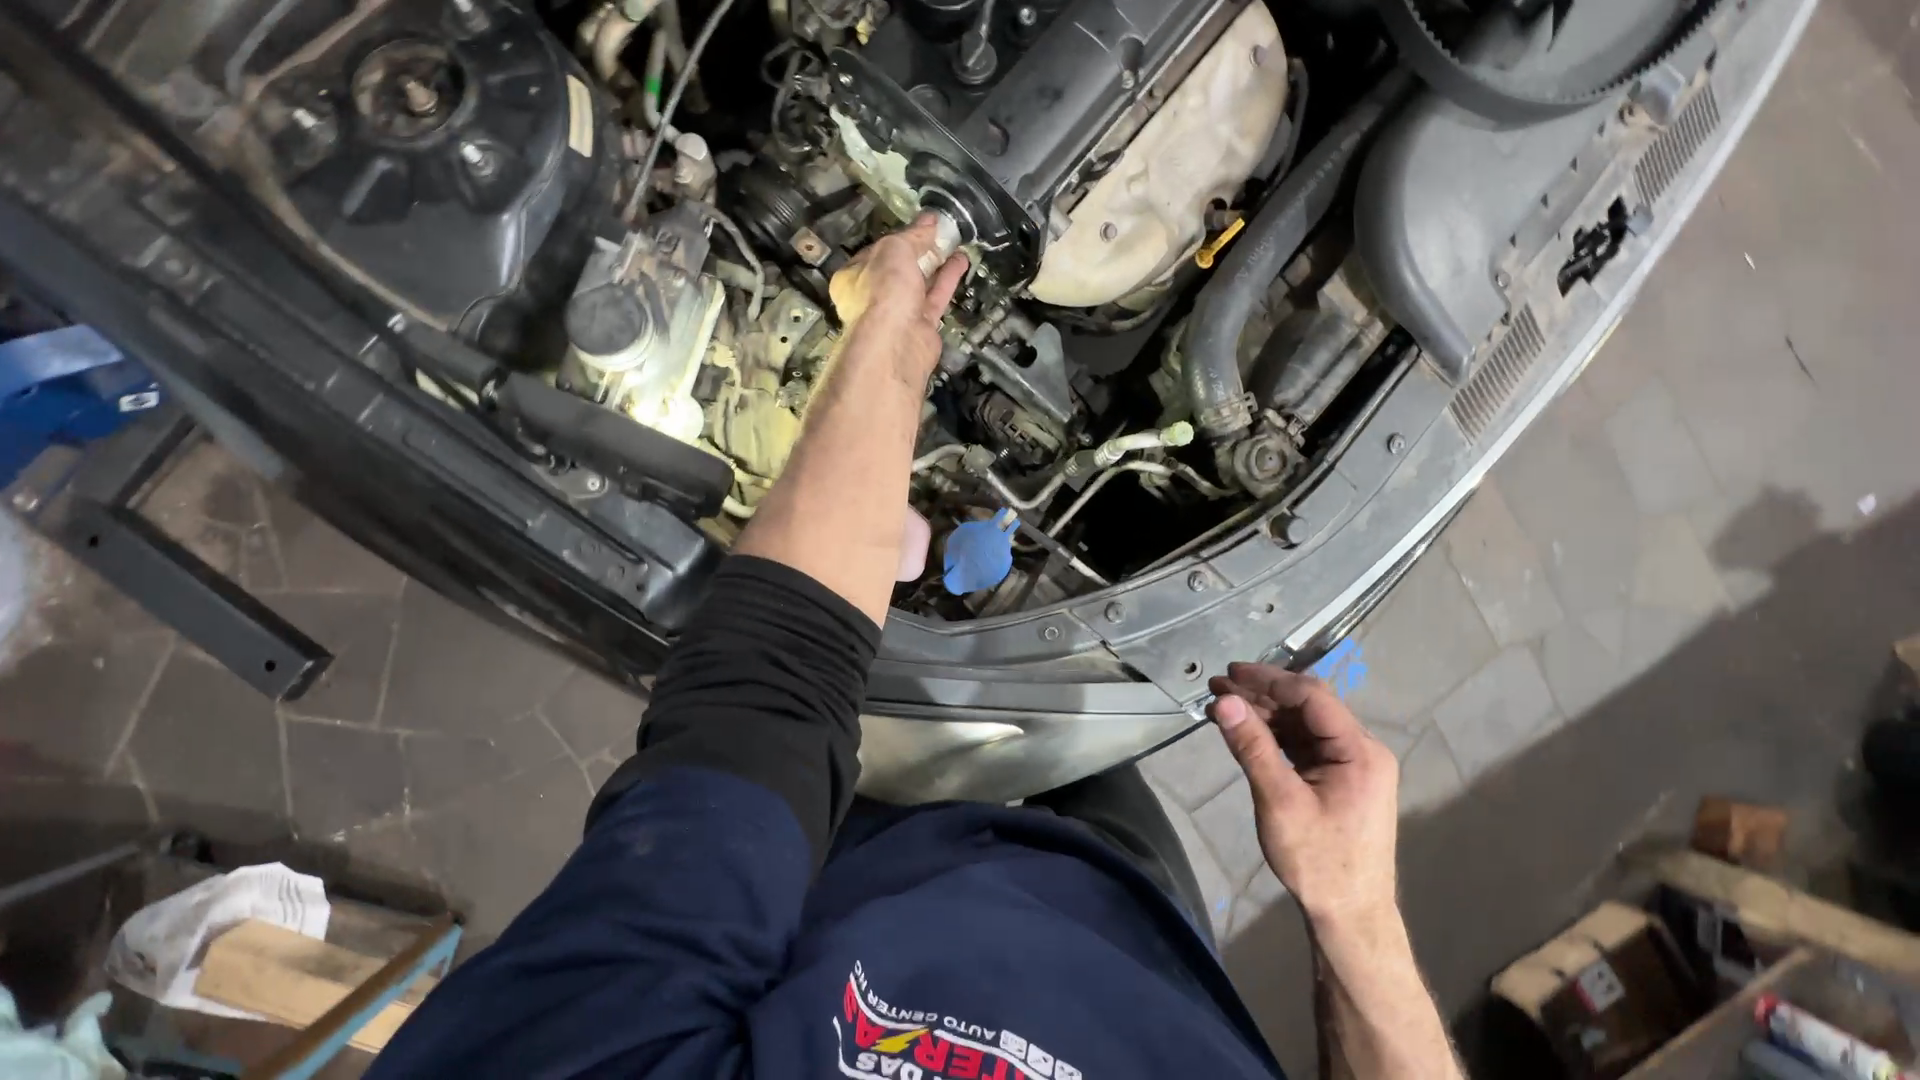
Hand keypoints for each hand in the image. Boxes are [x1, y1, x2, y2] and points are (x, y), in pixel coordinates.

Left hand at [828, 214, 968, 381]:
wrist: (895, 344)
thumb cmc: (883, 290)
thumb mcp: (894, 250)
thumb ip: (912, 236)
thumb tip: (929, 220)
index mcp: (853, 277)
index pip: (876, 252)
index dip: (898, 237)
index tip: (920, 225)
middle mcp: (872, 296)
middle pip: (899, 268)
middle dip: (920, 250)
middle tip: (941, 231)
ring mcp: (897, 313)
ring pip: (919, 283)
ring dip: (938, 262)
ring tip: (956, 241)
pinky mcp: (921, 326)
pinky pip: (935, 297)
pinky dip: (947, 279)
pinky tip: (961, 261)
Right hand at [1208, 662, 1399, 928]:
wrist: (1349, 915)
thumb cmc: (1318, 860)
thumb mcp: (1279, 801)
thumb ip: (1252, 747)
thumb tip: (1225, 701)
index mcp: (1360, 751)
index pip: (1312, 696)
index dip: (1268, 681)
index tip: (1229, 674)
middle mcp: (1362, 750)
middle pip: (1309, 705)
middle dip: (1263, 692)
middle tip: (1219, 686)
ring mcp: (1352, 765)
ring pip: (1305, 723)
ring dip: (1265, 712)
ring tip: (1223, 704)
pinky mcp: (1339, 779)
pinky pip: (1305, 744)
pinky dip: (1275, 734)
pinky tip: (1246, 730)